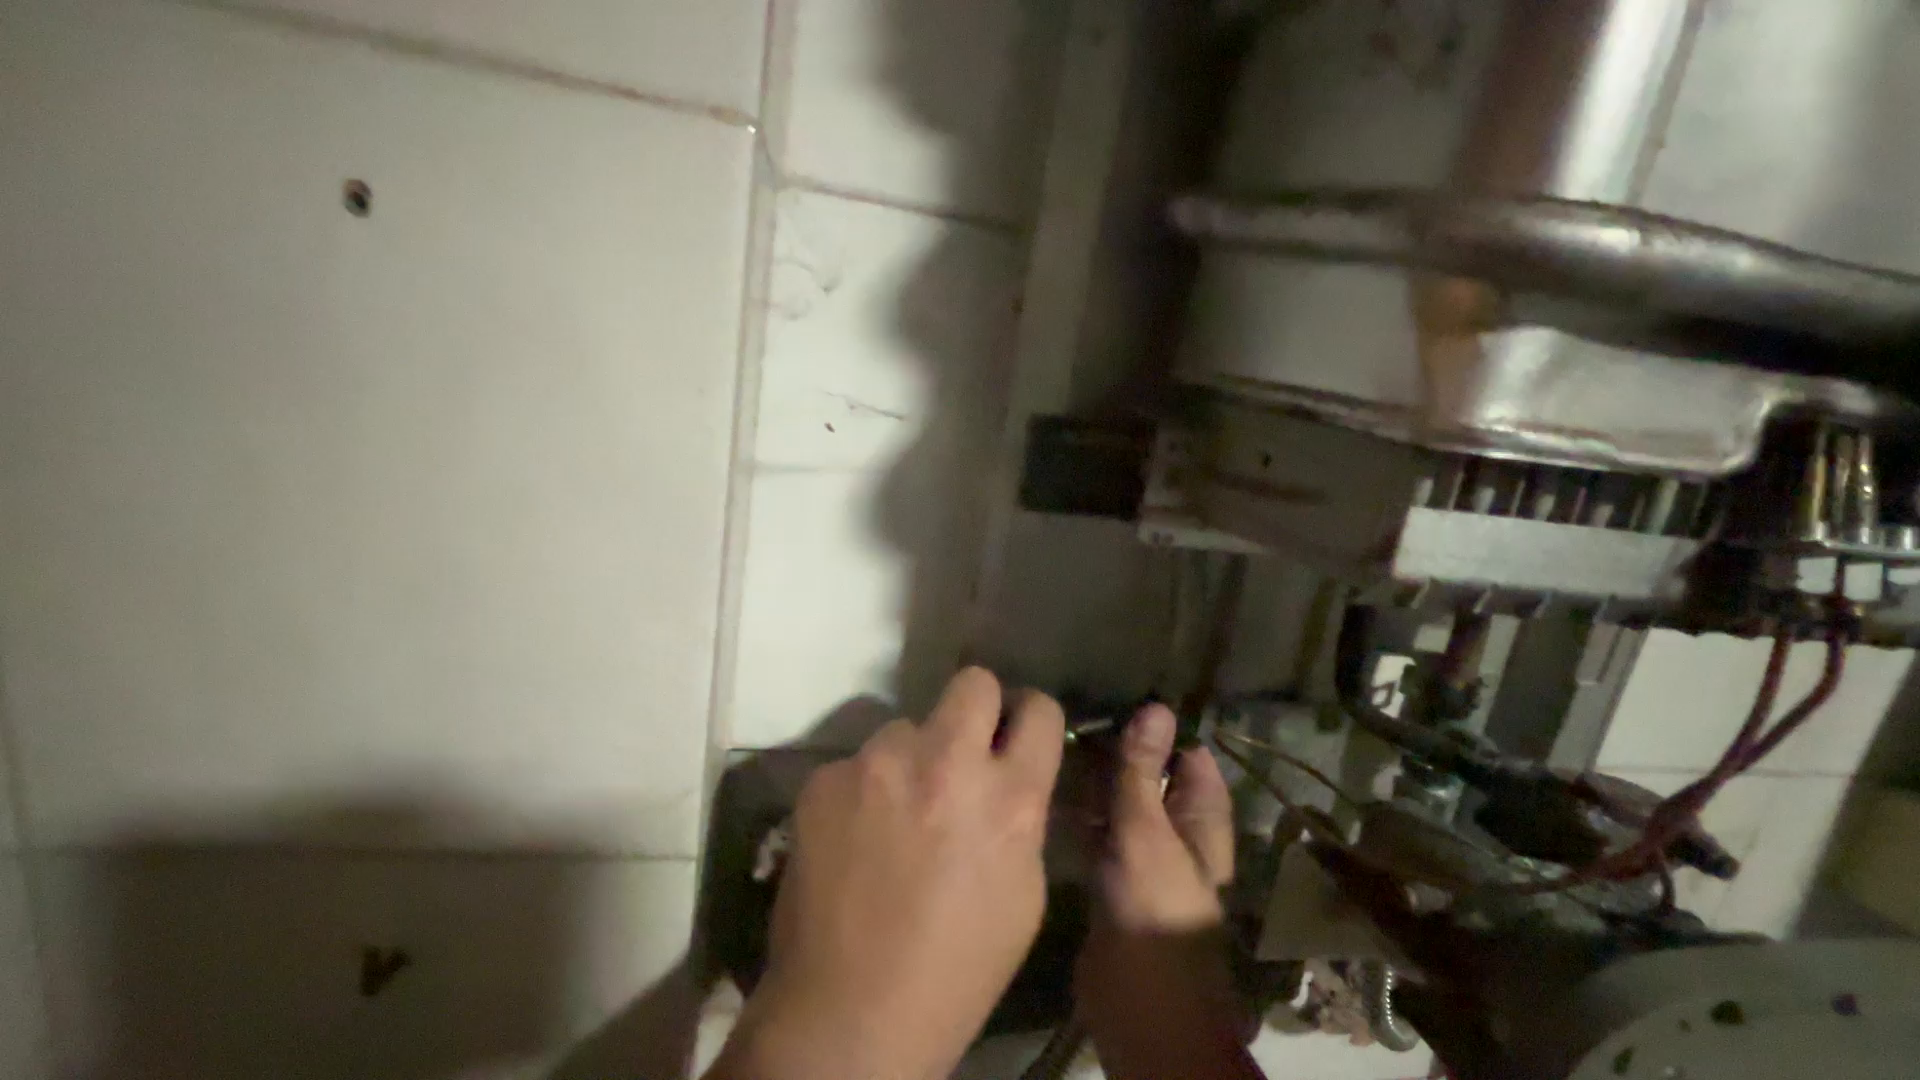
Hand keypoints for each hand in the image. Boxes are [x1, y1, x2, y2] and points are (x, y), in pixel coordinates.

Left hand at [708, 668, 1065, 1079]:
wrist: (849, 1012)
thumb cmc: (957, 967)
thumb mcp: (1023, 893)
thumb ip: (1021, 817)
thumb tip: (1010, 778)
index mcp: (1008, 797)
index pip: (1038, 709)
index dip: (1031, 717)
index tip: (1018, 730)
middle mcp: (944, 762)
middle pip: (972, 681)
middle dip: (976, 707)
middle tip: (962, 751)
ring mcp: (876, 765)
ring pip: (904, 728)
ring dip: (910, 759)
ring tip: (895, 815)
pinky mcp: (824, 779)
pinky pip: (856, 765)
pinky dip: (863, 790)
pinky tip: (854, 839)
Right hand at [1076, 704, 1260, 1079]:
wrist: (1139, 1001)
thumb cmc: (1156, 908)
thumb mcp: (1148, 831)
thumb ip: (1144, 773)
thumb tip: (1157, 707)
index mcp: (1202, 820)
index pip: (1188, 758)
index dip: (1158, 730)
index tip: (1113, 701)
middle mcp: (1176, 834)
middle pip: (1150, 780)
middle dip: (1117, 754)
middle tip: (1067, 720)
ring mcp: (1142, 858)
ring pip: (1119, 807)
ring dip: (1093, 784)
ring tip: (1049, 749)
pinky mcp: (1110, 880)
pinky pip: (1096, 836)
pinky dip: (1078, 817)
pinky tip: (1044, 798)